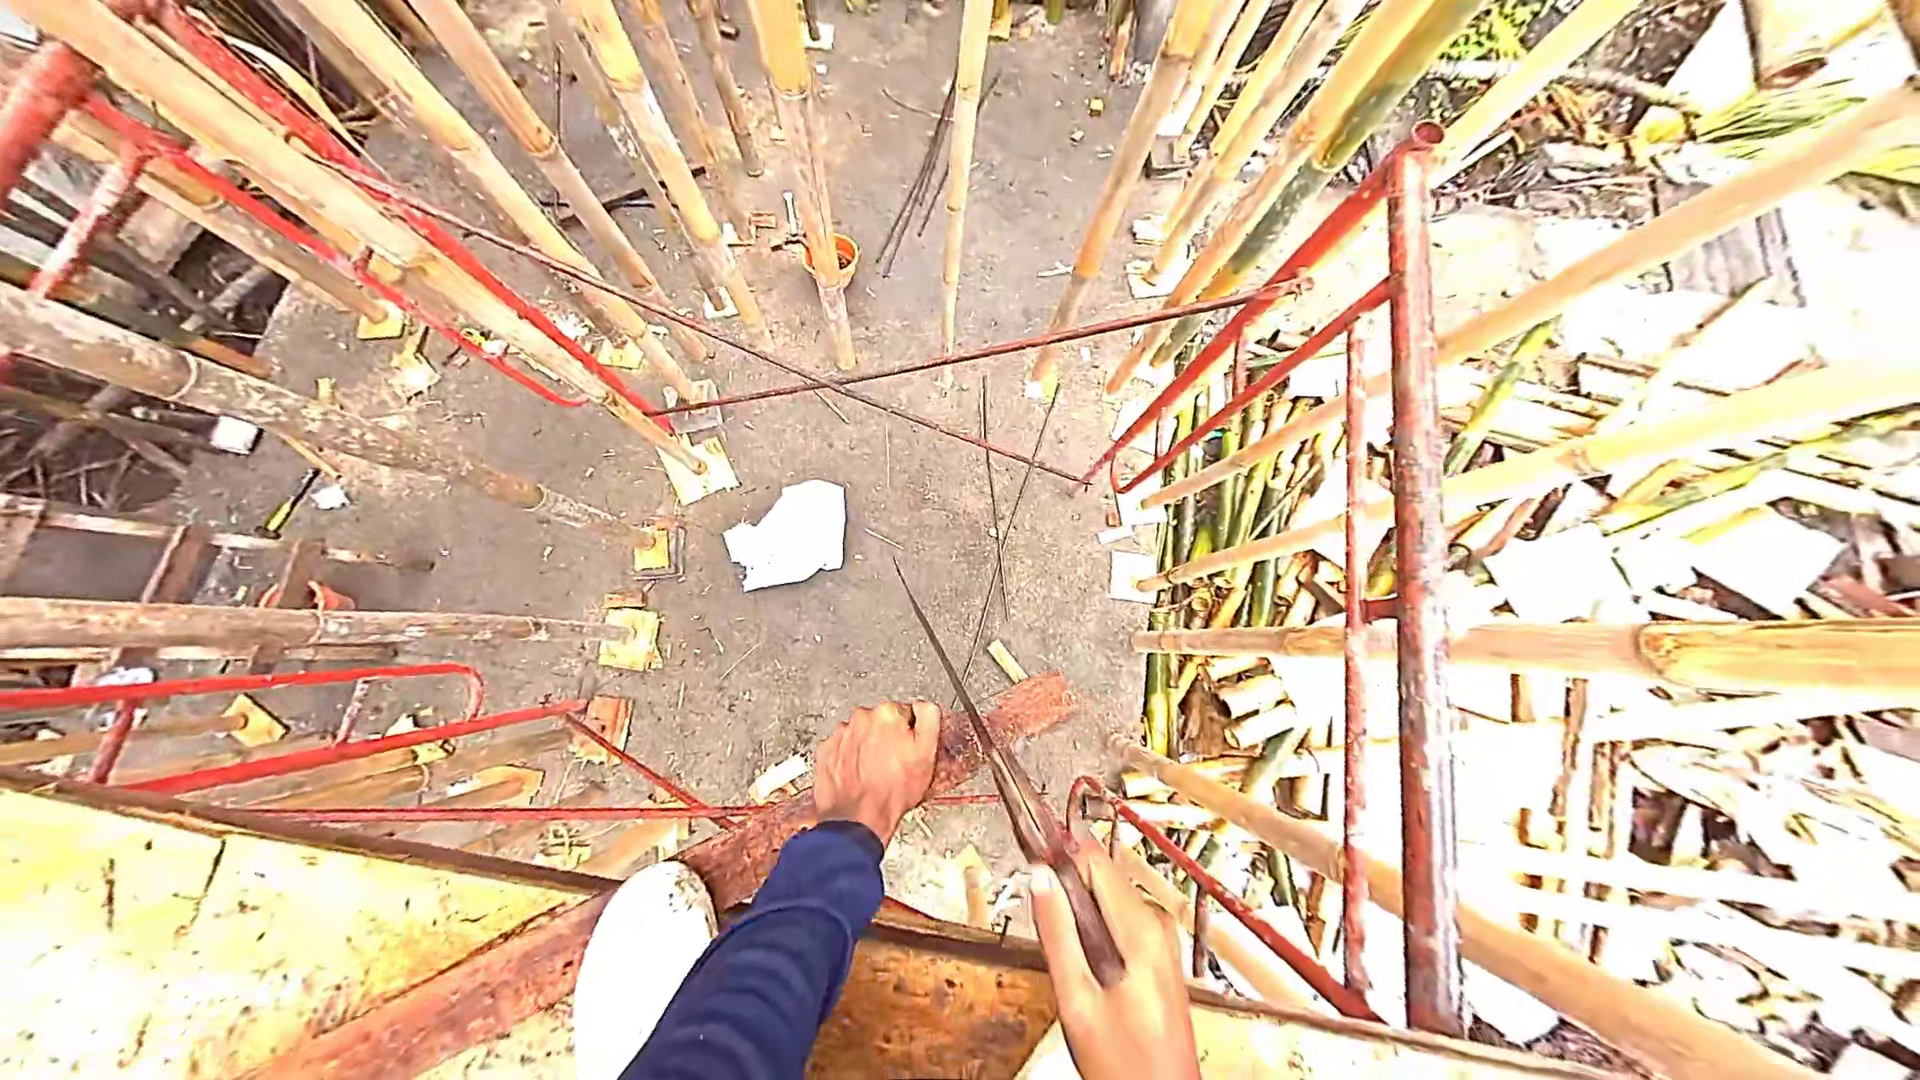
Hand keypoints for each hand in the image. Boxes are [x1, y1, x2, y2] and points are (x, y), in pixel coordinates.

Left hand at [813, 700, 939, 845]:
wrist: (857, 819)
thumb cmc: (892, 792)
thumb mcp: (927, 754)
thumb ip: (929, 719)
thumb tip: (924, 706)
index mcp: (888, 714)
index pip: (905, 714)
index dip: (909, 734)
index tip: (908, 750)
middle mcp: (862, 718)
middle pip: (881, 723)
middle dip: (887, 739)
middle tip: (893, 764)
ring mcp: (841, 734)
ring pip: (861, 735)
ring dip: (867, 748)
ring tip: (874, 774)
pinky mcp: (826, 751)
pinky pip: (842, 749)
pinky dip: (849, 759)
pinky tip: (858, 776)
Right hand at [1028, 841, 1198, 1079]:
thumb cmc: (1123, 1064)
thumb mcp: (1076, 999)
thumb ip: (1057, 932)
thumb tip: (1040, 875)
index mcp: (1139, 928)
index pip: (1093, 857)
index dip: (1059, 850)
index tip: (1033, 850)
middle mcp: (1155, 922)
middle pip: (1100, 872)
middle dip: (1066, 881)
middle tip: (1039, 902)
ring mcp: (1160, 935)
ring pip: (1107, 892)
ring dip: (1078, 902)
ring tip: (1059, 933)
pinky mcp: (1158, 948)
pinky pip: (1118, 913)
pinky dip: (1094, 919)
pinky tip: (1081, 951)